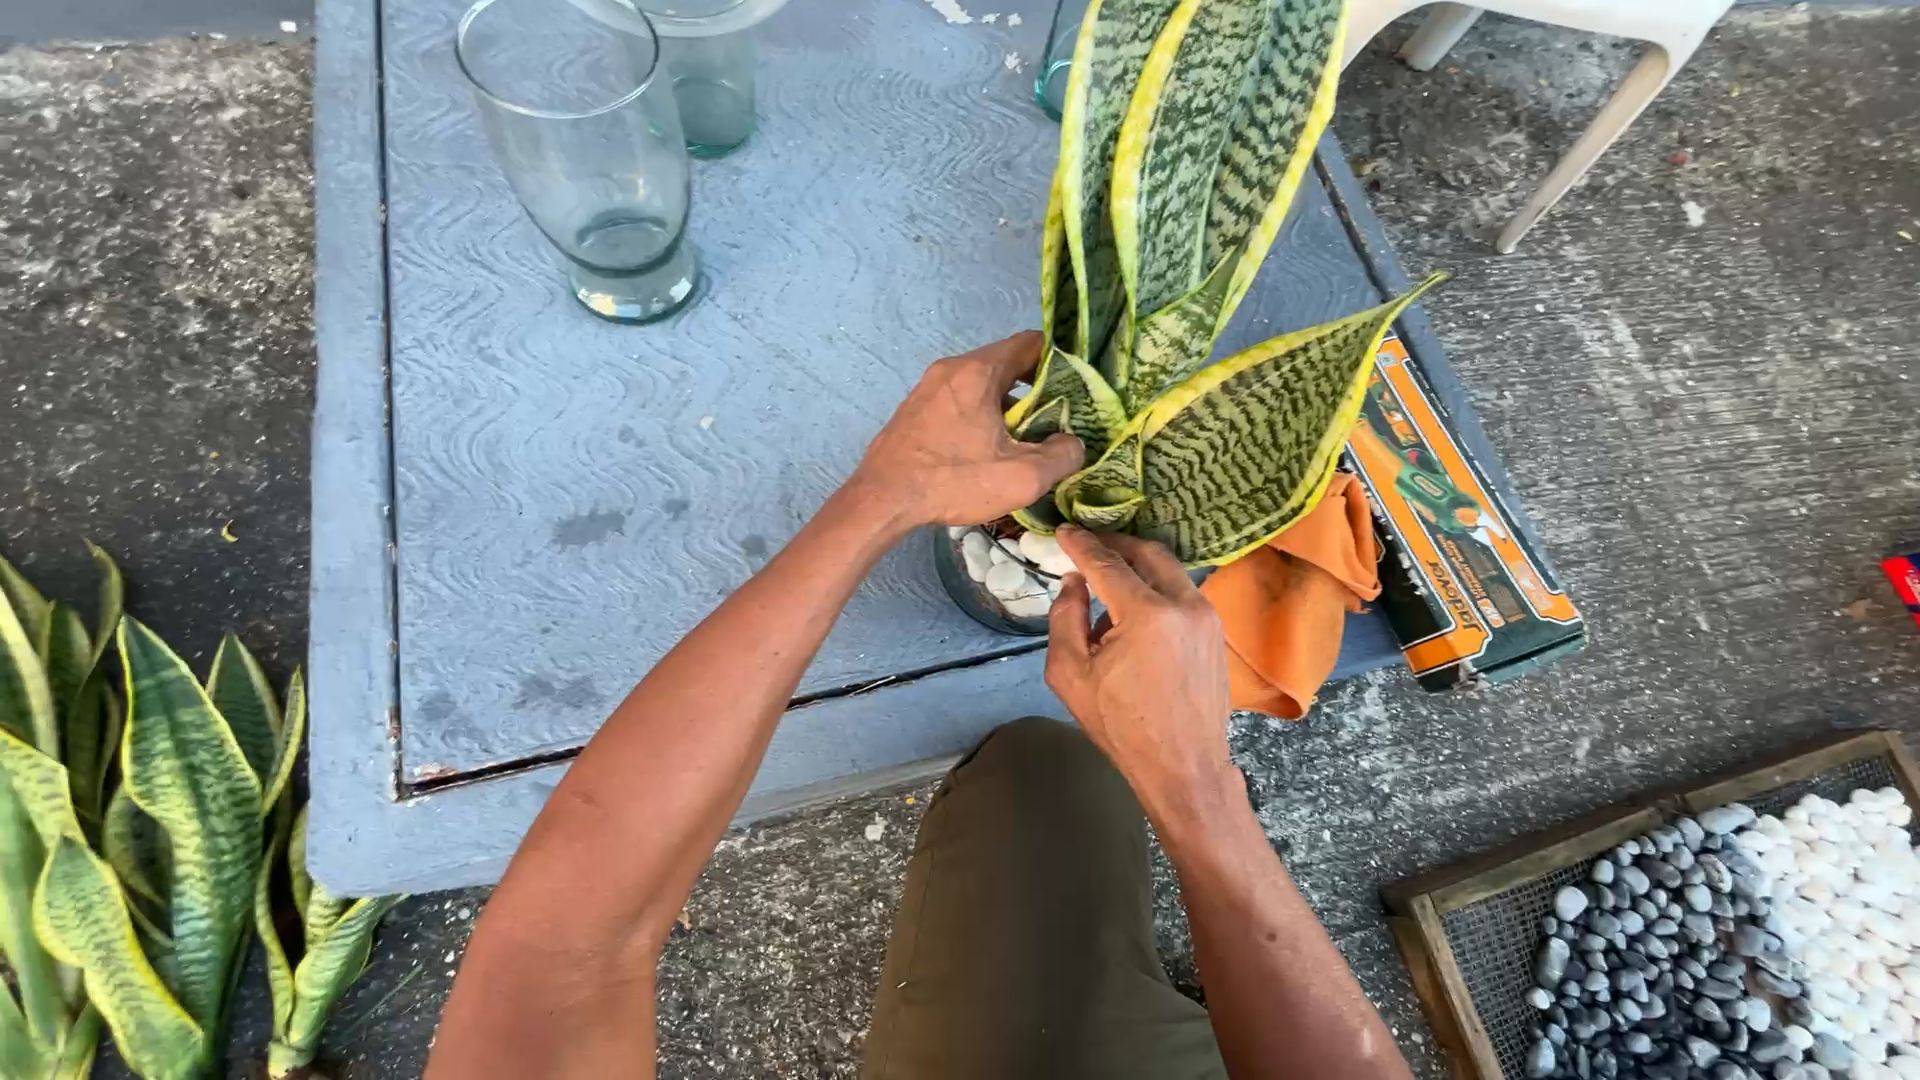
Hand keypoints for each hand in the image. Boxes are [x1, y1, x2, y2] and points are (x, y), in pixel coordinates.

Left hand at [849, 331, 1083, 528]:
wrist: (882, 500)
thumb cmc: (953, 481)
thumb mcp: (1022, 476)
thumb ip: (1062, 455)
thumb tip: (1072, 443)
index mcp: (977, 371)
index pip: (1029, 343)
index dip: (1060, 362)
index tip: (1076, 390)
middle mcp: (950, 369)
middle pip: (1004, 364)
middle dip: (1035, 389)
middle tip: (1054, 421)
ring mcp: (926, 389)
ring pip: (980, 385)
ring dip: (1006, 407)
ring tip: (1023, 441)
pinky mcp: (913, 412)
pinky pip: (957, 402)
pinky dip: (979, 416)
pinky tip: (985, 450)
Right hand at [1046, 526, 1239, 828]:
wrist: (1184, 767)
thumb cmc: (1120, 725)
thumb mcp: (1070, 674)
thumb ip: (1065, 617)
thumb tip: (1074, 582)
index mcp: (1146, 614)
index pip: (1107, 563)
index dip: (1081, 544)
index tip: (1063, 530)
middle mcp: (1183, 603)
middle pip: (1147, 552)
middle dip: (1115, 543)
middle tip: (1088, 544)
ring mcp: (1207, 616)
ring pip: (1169, 570)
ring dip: (1137, 566)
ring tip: (1107, 581)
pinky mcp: (1217, 631)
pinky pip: (1182, 592)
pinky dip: (1156, 587)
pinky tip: (1135, 611)